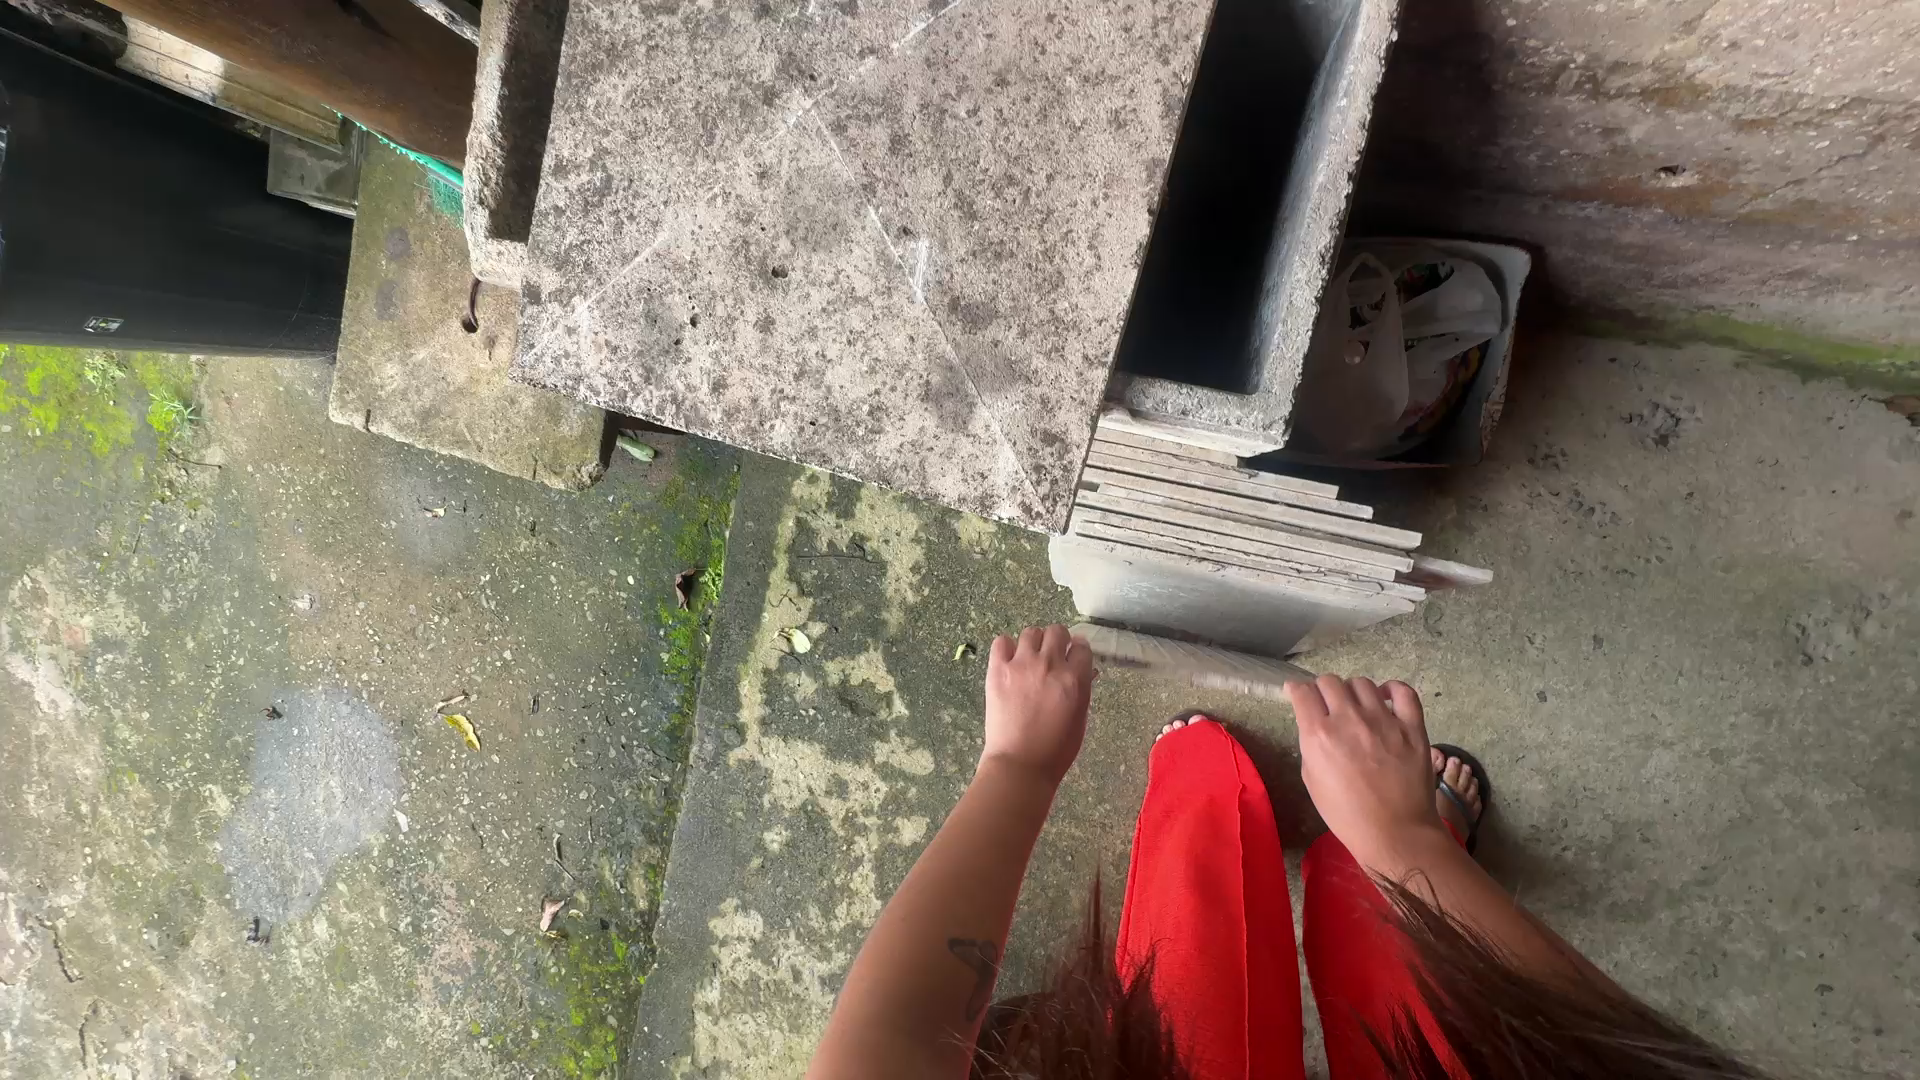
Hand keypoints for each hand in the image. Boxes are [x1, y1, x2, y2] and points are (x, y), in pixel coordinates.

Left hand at [981, 625, 1093, 785]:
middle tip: (1051, 657)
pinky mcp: (998, 669)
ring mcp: (1022, 664)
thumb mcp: (1080, 718)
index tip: (1072, 657)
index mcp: (1074, 679)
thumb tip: (1087, 670)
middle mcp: (1050, 665)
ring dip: (1034, 643)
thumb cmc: (1056, 748)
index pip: (1082, 646)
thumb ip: (1083, 689)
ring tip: (1029, 659)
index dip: (1078, 651)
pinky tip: (1009, 661)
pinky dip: (1007, 647)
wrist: (1020, 763)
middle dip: (1057, 641)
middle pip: (1056, 632)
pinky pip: (1002, 641)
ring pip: (1031, 632)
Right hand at [1287, 674, 1445, 865]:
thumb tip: (1317, 725)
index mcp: (1318, 734)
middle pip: (1329, 681)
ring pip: (1361, 683)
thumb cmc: (1345, 813)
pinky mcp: (1412, 728)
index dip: (1297, 690)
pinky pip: (1403, 692)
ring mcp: (1383, 721)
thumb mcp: (1311, 778)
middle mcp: (1348, 719)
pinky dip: (1392, 690)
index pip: (1302, 691)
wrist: (1395, 833)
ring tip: (1357, 706)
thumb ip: (1311, 744)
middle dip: (1323, 689)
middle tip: (1328, 705)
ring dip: (1353, 691)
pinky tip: (1385, 699)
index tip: (1299, 696)